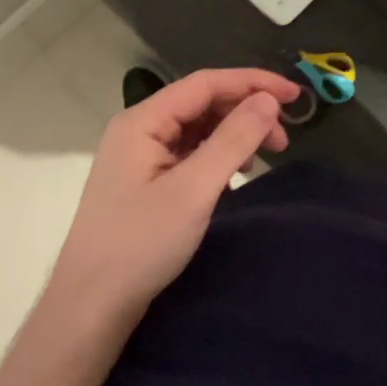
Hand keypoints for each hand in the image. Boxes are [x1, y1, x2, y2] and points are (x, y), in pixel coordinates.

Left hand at [45, 68, 302, 319]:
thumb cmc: (141, 243)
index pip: (204, 83)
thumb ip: (232, 141)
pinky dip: (216, 157)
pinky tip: (235, 175)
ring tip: (265, 157)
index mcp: (142, 121)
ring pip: (195, 129)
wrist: (92, 302)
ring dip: (233, 135)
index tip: (294, 96)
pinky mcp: (144, 182)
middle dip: (245, 112)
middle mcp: (138, 130)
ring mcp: (138, 157)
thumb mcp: (194, 191)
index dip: (252, 82)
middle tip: (284, 140)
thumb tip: (267, 101)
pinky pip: (187, 154)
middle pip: (200, 103)